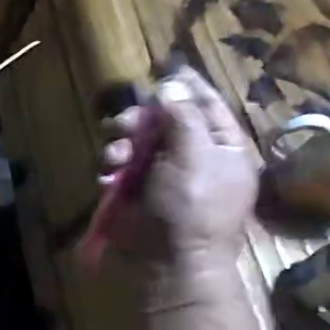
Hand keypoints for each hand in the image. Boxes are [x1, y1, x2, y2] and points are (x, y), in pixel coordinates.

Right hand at [96, 66, 257, 264]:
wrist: (168, 263)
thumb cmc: (192, 207)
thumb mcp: (195, 155)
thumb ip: (183, 117)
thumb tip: (170, 84)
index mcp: (223, 147)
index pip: (207, 104)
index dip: (186, 85)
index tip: (164, 66)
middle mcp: (193, 158)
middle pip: (164, 121)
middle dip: (141, 120)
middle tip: (126, 125)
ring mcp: (162, 177)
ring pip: (136, 144)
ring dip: (120, 145)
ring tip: (114, 159)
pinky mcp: (134, 194)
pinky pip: (118, 170)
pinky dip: (110, 170)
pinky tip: (107, 179)